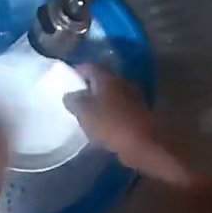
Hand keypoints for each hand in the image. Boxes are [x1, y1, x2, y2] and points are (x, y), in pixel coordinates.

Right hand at [64, 66, 196, 187]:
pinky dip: (111, 114)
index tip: (68, 78)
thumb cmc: (110, 124)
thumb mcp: (84, 111)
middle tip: (76, 97)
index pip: (91, 67)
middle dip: (90, 88)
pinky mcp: (140, 115)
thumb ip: (74, 100)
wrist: (142, 145)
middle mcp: (123, 83)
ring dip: (101, 102)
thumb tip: (69, 95)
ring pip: (112, 96)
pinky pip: (120, 110)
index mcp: (108, 79)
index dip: (78, 71)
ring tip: (88, 113)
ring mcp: (134, 99)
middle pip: (103, 81)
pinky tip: (103, 125)